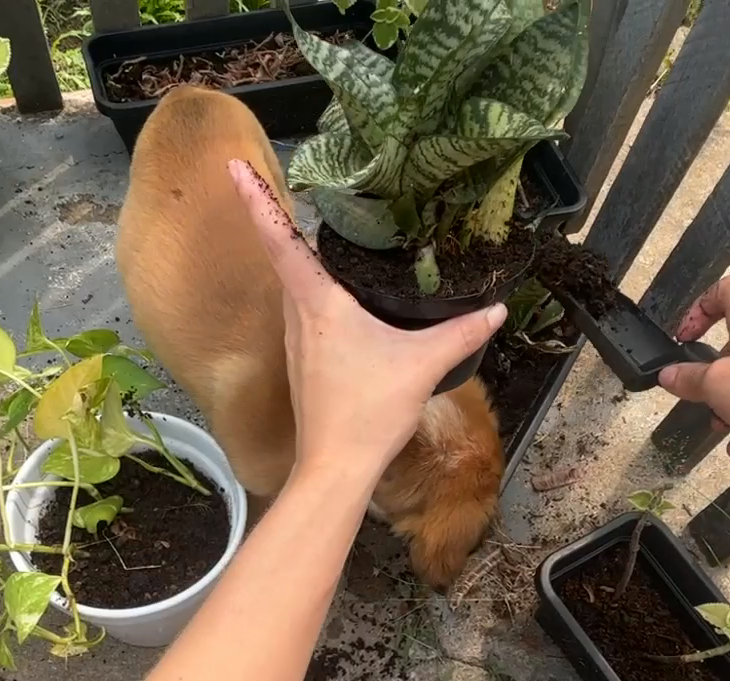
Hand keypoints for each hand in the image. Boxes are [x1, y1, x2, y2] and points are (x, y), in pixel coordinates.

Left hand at [227, 159, 504, 488]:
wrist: (336, 467)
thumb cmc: (369, 412)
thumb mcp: (422, 366)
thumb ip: (461, 333)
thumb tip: (496, 309)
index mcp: (319, 305)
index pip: (281, 241)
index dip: (256, 200)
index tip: (233, 165)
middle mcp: (298, 318)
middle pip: (283, 258)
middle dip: (281, 220)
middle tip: (290, 184)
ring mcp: (296, 343)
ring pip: (293, 287)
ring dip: (298, 258)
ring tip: (320, 230)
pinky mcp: (303, 363)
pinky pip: (303, 313)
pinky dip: (312, 291)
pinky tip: (338, 295)